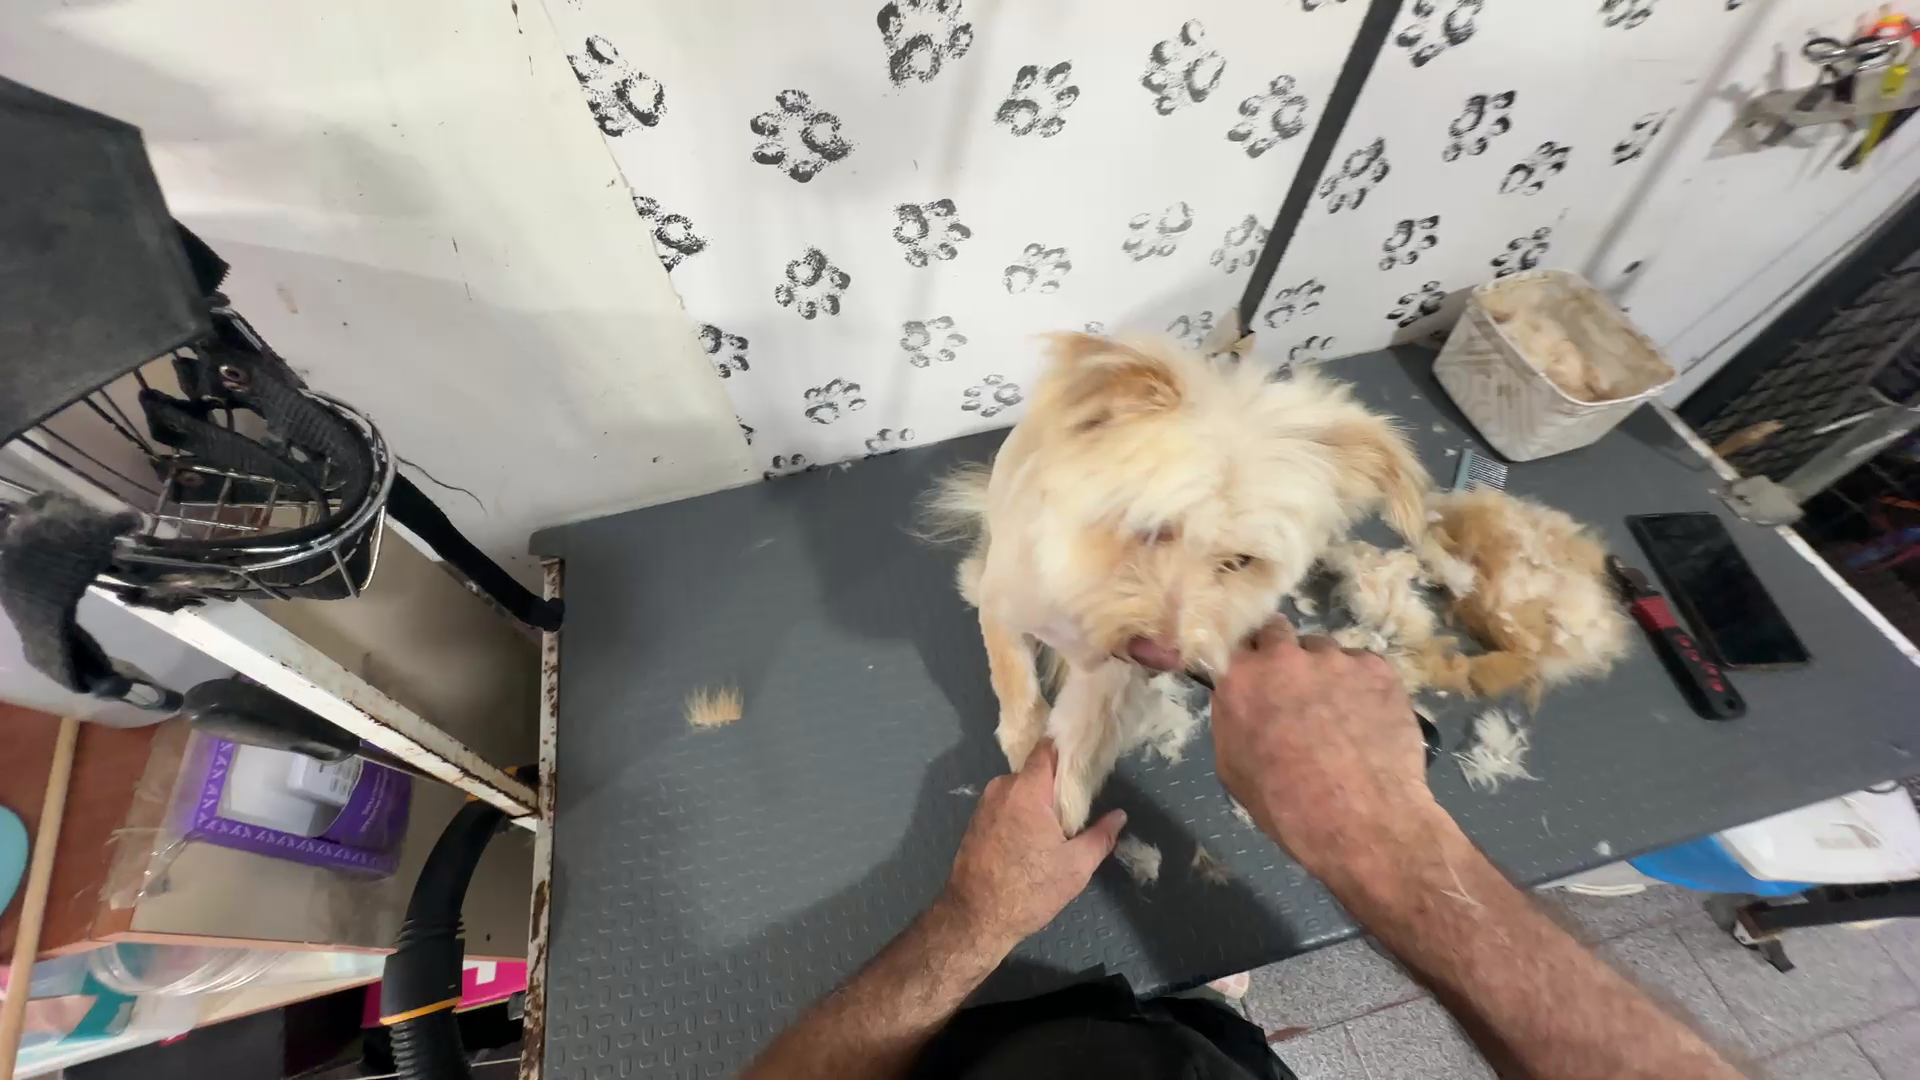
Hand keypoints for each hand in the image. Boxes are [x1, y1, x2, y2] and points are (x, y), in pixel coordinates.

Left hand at [941, 740, 1125, 952]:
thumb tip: (1119, 816)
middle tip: (1079, 803)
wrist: (976, 916)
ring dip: (1038, 800)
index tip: (1086, 756)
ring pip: (1020, 788)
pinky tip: (1033, 838)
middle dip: (1056, 783)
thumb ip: (1100, 836)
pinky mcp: (977, 818)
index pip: (1046, 749)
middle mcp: (1003, 787)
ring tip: (1058, 826)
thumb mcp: (1075, 866)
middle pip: (1035, 771)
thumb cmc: (1029, 890)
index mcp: (1027, 789)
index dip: (1066, 748)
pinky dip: (1021, 811)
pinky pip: (1006, 803)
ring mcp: (986, 802)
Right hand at [1211, 617, 1443, 883]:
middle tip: (1292, 684)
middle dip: (1281, 652)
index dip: (1246, 659)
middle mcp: (1282, 656)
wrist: (1360, 821)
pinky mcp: (1377, 669)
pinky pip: (1363, 664)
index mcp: (1239, 677)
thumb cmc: (1283, 802)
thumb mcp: (1231, 765)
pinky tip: (1367, 716)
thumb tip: (1241, 702)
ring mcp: (1333, 659)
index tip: (1254, 674)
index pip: (1235, 644)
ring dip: (1323, 669)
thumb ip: (1230, 718)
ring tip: (1338, 708)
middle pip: (1276, 630)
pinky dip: (1361, 683)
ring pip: (1323, 649)